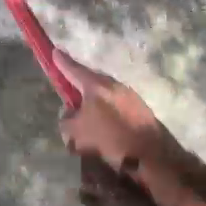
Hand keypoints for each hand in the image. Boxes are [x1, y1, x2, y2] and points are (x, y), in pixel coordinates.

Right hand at [55, 51, 173, 176]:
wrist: (151, 154)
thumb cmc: (110, 139)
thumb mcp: (76, 133)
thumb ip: (66, 120)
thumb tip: (69, 113)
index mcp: (96, 86)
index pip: (74, 69)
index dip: (62, 61)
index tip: (54, 51)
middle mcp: (113, 85)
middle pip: (91, 81)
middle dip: (79, 88)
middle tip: (70, 96)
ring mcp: (129, 96)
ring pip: (104, 95)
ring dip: (95, 105)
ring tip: (89, 121)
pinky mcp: (140, 109)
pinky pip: (116, 107)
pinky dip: (108, 114)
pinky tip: (106, 130)